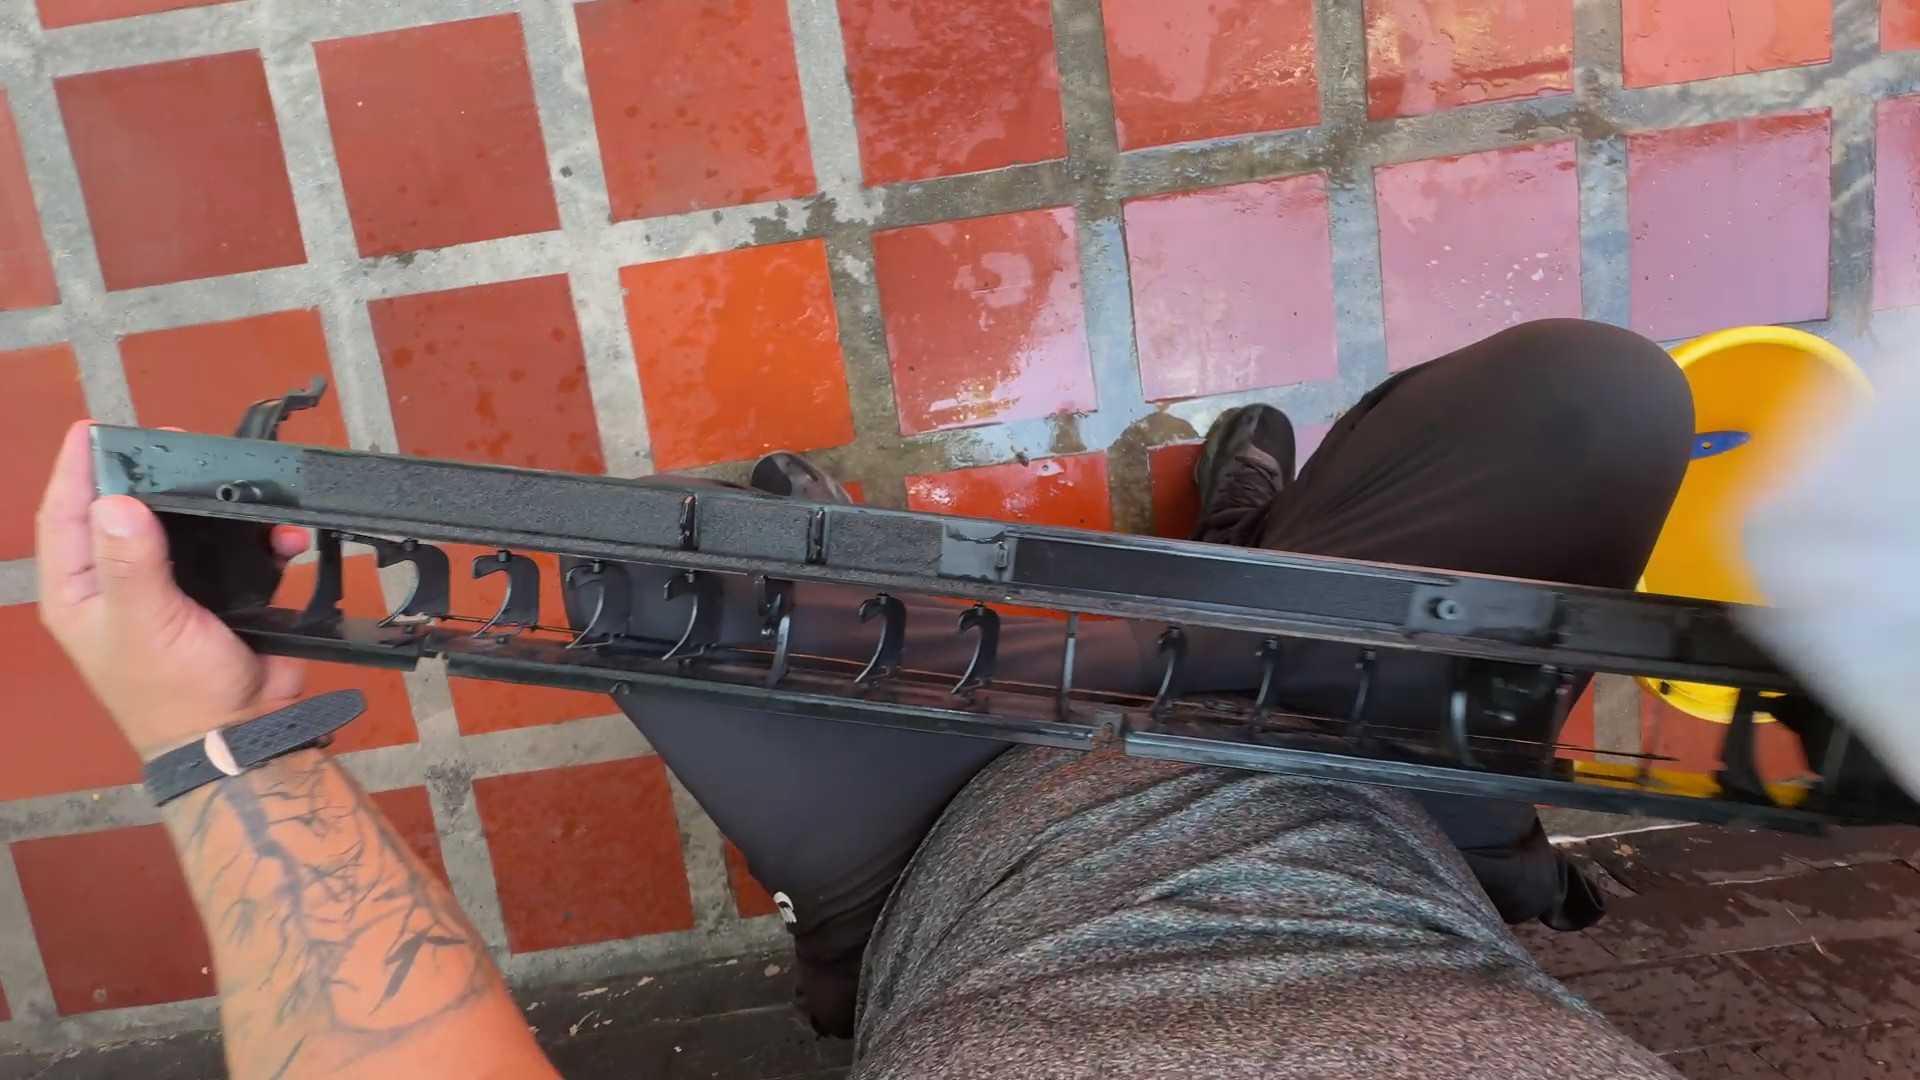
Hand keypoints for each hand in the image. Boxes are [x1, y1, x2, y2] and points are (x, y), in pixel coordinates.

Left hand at [36, 422, 311, 759]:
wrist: (240, 724)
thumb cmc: (172, 688)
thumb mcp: (144, 624)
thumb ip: (132, 565)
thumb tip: (116, 503)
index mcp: (84, 590)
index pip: (71, 518)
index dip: (78, 472)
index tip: (95, 432)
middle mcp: (127, 584)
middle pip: (132, 517)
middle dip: (153, 480)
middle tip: (177, 447)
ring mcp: (180, 591)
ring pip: (194, 534)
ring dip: (223, 513)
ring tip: (242, 487)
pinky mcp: (230, 598)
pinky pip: (245, 559)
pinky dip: (267, 546)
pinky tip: (283, 539)